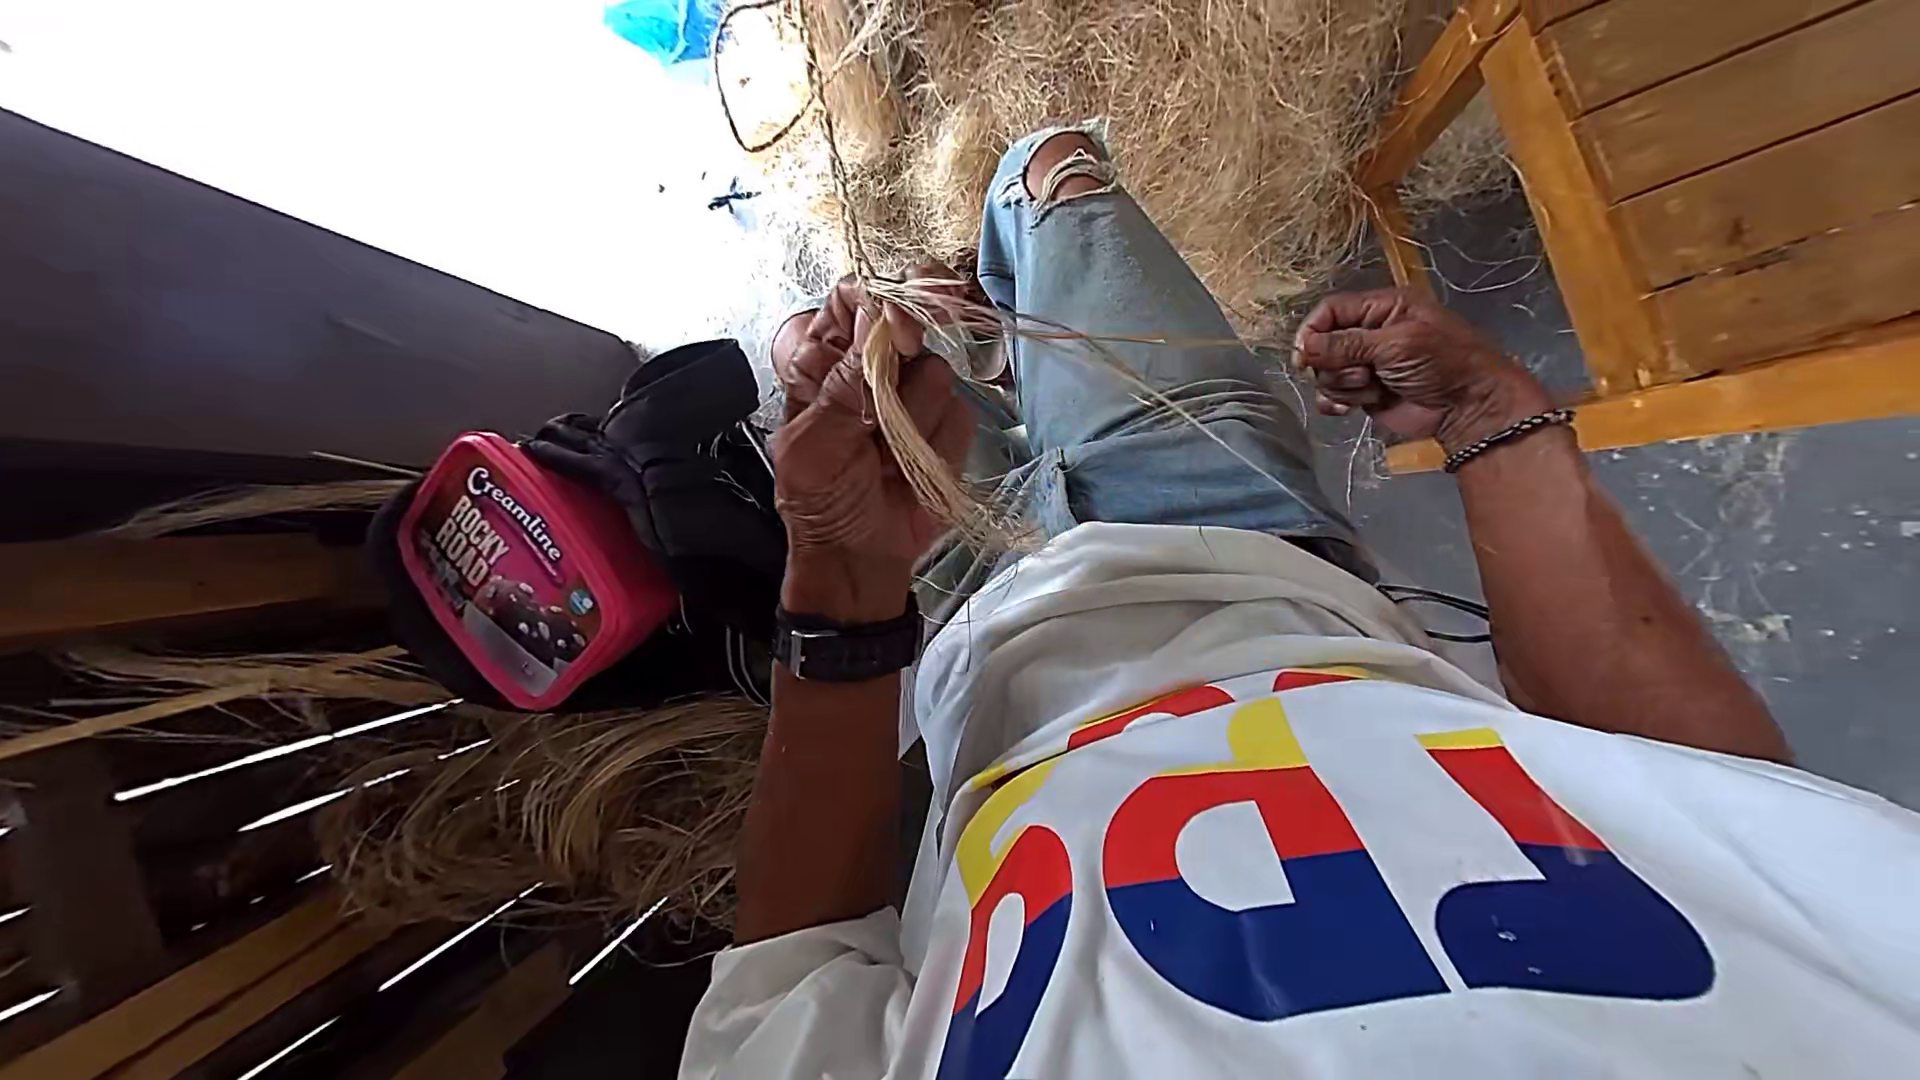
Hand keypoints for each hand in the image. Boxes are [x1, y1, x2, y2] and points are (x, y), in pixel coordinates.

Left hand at [770, 274, 972, 621]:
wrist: (862, 557)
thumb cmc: (822, 503)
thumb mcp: (814, 446)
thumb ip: (845, 383)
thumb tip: (883, 314)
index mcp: (826, 363)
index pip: (854, 300)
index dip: (883, 297)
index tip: (905, 322)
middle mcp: (874, 370)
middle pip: (909, 324)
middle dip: (909, 358)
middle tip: (892, 403)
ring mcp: (916, 398)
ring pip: (940, 374)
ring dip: (916, 422)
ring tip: (888, 460)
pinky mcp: (949, 428)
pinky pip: (961, 417)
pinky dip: (941, 448)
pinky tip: (916, 471)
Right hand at [1293, 289, 1551, 452]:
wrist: (1467, 406)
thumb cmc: (1443, 363)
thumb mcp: (1395, 345)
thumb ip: (1345, 345)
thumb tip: (1302, 347)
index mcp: (1381, 309)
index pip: (1329, 311)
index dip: (1312, 332)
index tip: (1304, 357)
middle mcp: (1368, 333)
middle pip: (1321, 346)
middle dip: (1333, 365)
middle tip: (1361, 374)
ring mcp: (1363, 364)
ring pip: (1324, 373)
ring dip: (1342, 385)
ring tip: (1372, 388)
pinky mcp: (1360, 391)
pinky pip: (1329, 395)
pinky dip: (1335, 402)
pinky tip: (1351, 407)